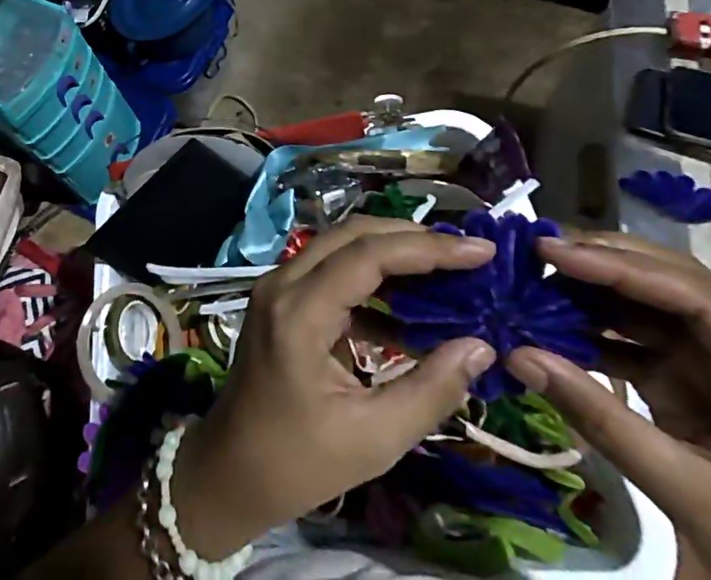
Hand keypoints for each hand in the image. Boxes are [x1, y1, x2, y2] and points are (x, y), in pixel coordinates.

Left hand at [169, 217, 500, 557]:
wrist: (228, 474)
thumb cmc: (297, 462)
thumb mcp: (374, 438)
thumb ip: (432, 389)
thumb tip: (482, 347)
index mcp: (300, 311)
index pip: (369, 254)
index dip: (429, 248)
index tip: (480, 251)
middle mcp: (284, 283)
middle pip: (354, 234)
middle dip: (414, 238)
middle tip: (466, 255)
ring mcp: (279, 288)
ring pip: (343, 246)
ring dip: (394, 254)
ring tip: (448, 273)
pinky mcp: (283, 301)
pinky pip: (333, 271)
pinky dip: (374, 280)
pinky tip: (411, 310)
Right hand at [505, 233, 710, 579]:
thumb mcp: (701, 507)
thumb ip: (608, 426)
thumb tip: (520, 357)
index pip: (704, 302)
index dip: (626, 270)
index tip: (557, 252)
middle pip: (684, 292)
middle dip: (611, 266)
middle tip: (541, 249)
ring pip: (661, 314)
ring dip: (601, 296)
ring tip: (539, 280)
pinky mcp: (705, 397)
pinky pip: (648, 350)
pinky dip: (601, 337)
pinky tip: (557, 329)